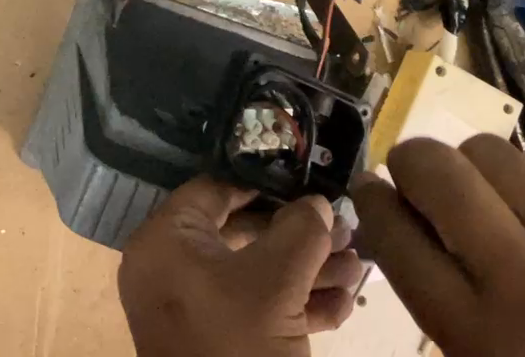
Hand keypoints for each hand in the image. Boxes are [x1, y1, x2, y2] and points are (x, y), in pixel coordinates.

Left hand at [118, 176, 361, 356]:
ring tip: (359, 266)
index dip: (263, 186)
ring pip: (254, 273)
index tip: (307, 183)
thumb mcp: (274, 285)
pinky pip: (254, 309)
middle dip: (297, 236)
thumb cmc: (236, 348)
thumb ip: (298, 234)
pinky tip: (344, 304)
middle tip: (346, 231)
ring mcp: (192, 307)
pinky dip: (294, 305)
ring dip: (307, 270)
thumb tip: (318, 203)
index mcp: (164, 240)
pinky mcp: (215, 342)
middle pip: (240, 233)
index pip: (213, 192)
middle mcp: (171, 266)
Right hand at [353, 135, 524, 356]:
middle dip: (407, 166)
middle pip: (434, 169)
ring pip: (490, 152)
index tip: (369, 195)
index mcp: (486, 336)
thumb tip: (399, 233)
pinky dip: (524, 189)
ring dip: (465, 167)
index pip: (392, 231)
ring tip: (475, 197)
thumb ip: (440, 313)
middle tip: (414, 188)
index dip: (368, 203)